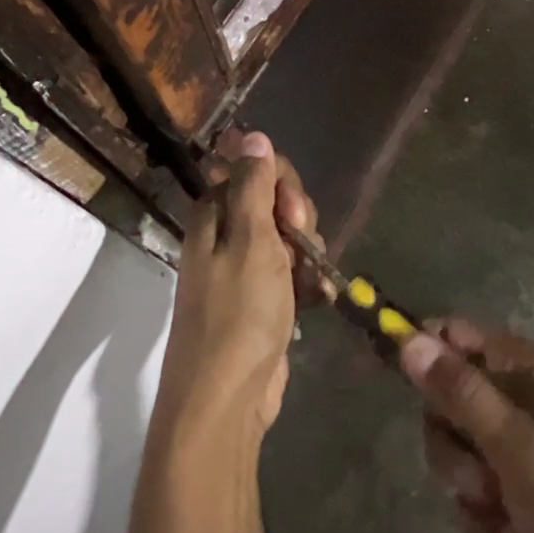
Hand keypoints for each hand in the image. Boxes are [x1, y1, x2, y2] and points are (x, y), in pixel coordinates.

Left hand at [153, 131, 321, 438]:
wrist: (226, 399)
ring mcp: (243, 272)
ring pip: (288, 240)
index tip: (293, 214)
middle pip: (274, 204)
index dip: (282, 185)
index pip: (253, 172)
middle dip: (299, 221)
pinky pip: (291, 275)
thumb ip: (253, 187)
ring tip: (313, 282)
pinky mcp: (262, 303)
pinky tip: (320, 297)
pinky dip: (308, 282)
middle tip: (301, 247)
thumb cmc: (238, 315)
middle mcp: (224, 238)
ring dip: (309, 254)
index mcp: (213, 216)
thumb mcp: (250, 242)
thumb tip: (251, 133)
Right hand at [401, 319, 533, 532]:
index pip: (460, 335)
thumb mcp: (520, 447)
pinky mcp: (532, 503)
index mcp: (532, 374)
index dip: (423, 347)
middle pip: (452, 400)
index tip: (388, 366)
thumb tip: (407, 337)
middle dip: (450, 440)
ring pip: (463, 453)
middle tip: (474, 469)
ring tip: (500, 511)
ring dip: (467, 487)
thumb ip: (462, 393)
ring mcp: (530, 456)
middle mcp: (527, 406)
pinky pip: (482, 497)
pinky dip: (487, 520)